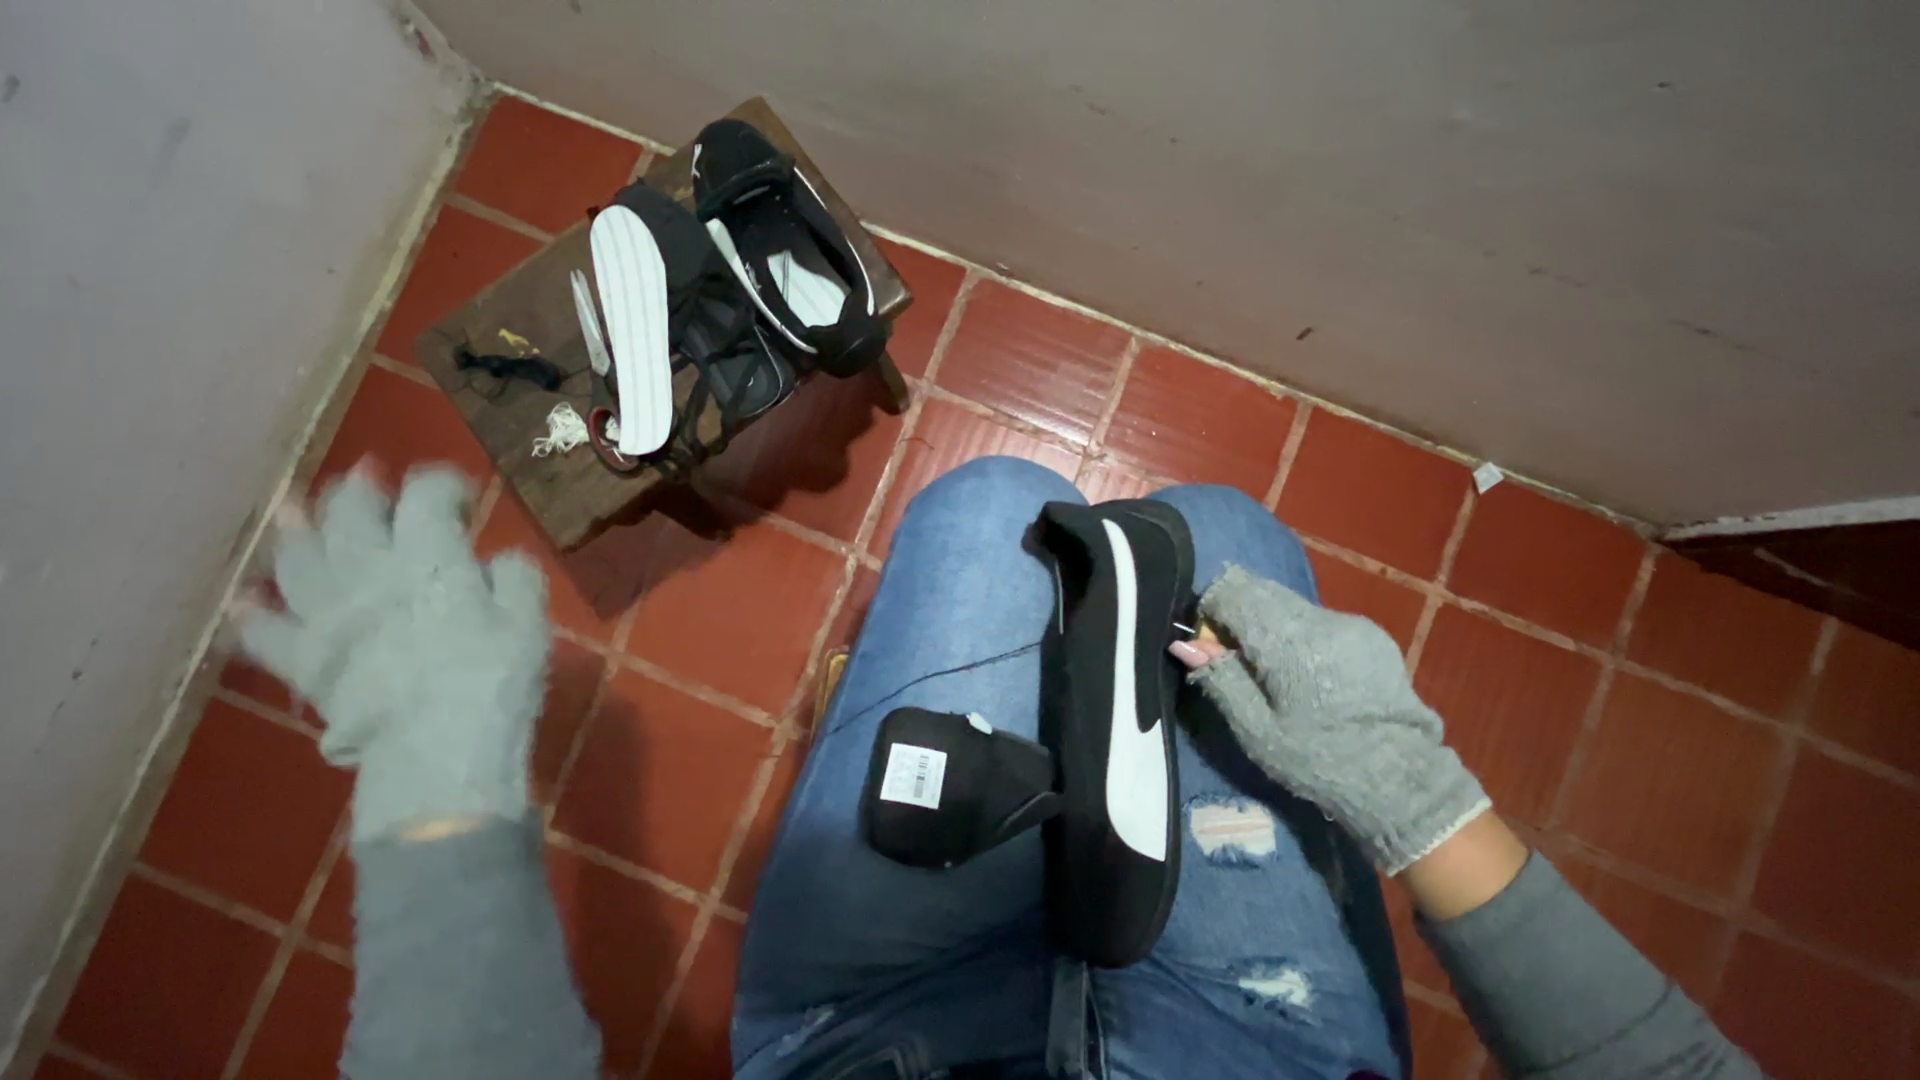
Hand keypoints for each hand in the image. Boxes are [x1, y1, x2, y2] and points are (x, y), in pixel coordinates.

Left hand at [235, 465, 550, 841]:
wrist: (440, 753)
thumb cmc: (494, 680)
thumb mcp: (530, 621)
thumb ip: (514, 577)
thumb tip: (494, 560)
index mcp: (429, 560)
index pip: (426, 498)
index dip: (443, 483)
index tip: (463, 491)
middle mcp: (368, 575)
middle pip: (351, 515)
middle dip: (360, 489)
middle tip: (369, 477)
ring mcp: (328, 618)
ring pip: (298, 561)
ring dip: (295, 530)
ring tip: (292, 508)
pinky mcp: (306, 663)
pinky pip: (266, 634)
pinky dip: (252, 616)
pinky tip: (242, 601)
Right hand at [1171, 564, 1488, 874]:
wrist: (1400, 781)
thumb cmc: (1316, 761)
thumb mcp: (1256, 730)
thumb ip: (1219, 678)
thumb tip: (1182, 643)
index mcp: (1288, 642)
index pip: (1233, 592)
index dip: (1210, 611)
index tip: (1209, 644)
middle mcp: (1320, 619)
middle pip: (1261, 591)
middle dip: (1238, 615)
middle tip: (1234, 659)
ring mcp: (1349, 623)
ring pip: (1288, 604)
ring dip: (1268, 624)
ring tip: (1272, 671)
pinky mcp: (1370, 633)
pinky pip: (1317, 619)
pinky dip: (1298, 634)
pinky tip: (1308, 674)